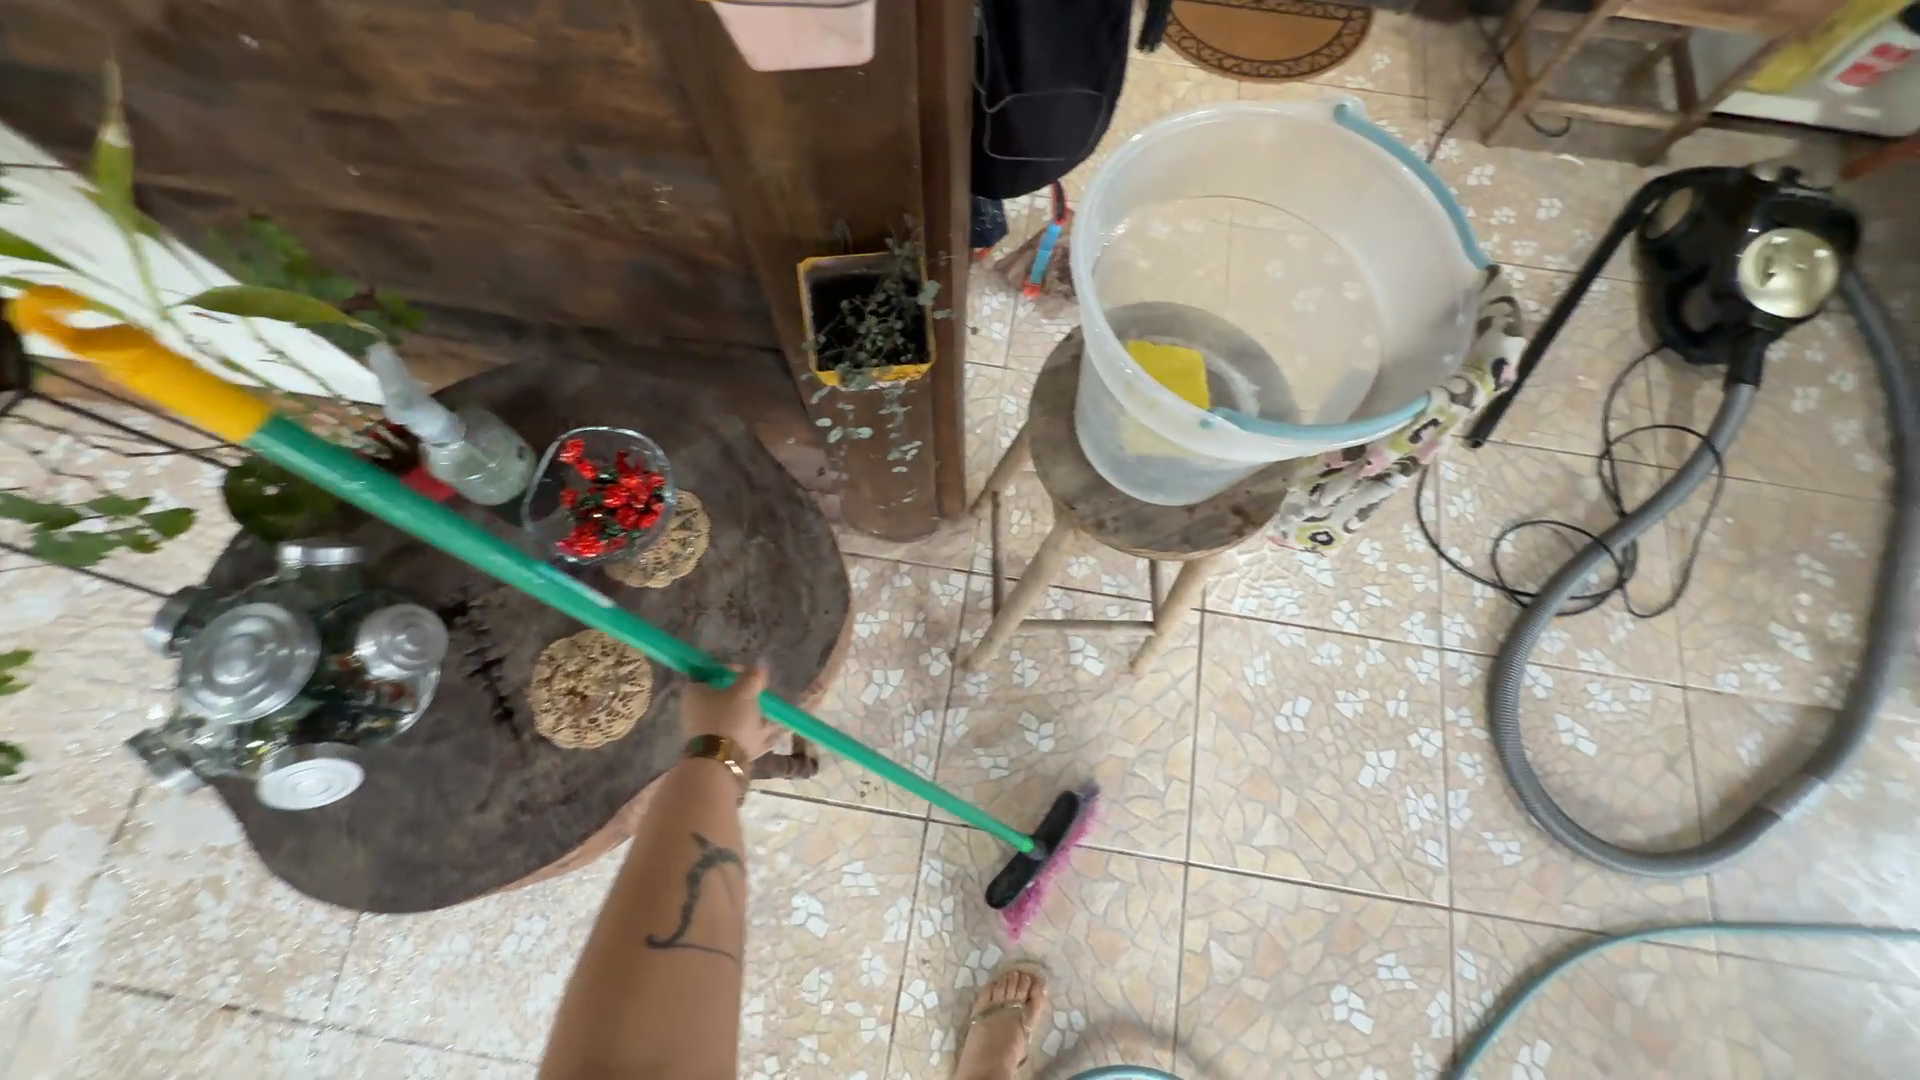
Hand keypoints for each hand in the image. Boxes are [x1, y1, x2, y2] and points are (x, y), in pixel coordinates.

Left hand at [682, 662, 781, 760]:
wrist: (722, 762)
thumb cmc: (728, 718)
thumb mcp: (744, 692)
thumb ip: (753, 678)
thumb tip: (760, 665)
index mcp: (696, 694)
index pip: (710, 674)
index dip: (730, 670)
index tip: (748, 673)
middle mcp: (701, 712)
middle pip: (726, 698)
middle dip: (749, 695)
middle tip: (764, 692)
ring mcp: (713, 733)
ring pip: (739, 719)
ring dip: (759, 714)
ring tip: (781, 710)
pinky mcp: (726, 750)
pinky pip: (747, 736)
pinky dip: (763, 731)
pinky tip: (784, 727)